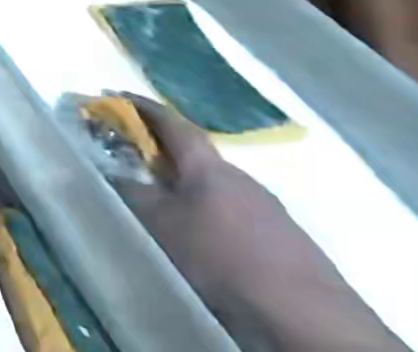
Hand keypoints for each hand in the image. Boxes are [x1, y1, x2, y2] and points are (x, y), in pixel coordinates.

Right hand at [115, 99, 404, 351]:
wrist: (312, 321)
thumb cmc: (223, 259)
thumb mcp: (160, 224)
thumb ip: (130, 192)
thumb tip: (105, 168)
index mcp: (207, 163)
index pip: (170, 121)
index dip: (141, 106)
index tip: (115, 96)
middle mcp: (241, 176)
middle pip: (194, 156)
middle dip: (163, 153)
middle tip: (132, 160)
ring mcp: (270, 210)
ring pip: (217, 189)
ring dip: (189, 190)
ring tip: (165, 208)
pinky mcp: (289, 244)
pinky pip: (238, 217)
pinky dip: (213, 218)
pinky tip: (204, 242)